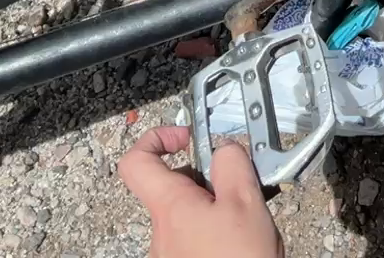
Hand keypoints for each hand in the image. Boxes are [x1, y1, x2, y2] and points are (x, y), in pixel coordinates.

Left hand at [118, 126, 282, 257]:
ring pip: (190, 212)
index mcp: (170, 208)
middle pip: (175, 186)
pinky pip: (195, 236)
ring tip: (247, 222)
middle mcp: (161, 234)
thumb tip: (224, 148)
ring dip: (219, 207)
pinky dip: (219, 230)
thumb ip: (232, 162)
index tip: (187, 137)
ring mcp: (169, 255)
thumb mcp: (247, 200)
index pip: (136, 162)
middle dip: (209, 179)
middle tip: (239, 188)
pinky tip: (242, 242)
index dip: (158, 138)